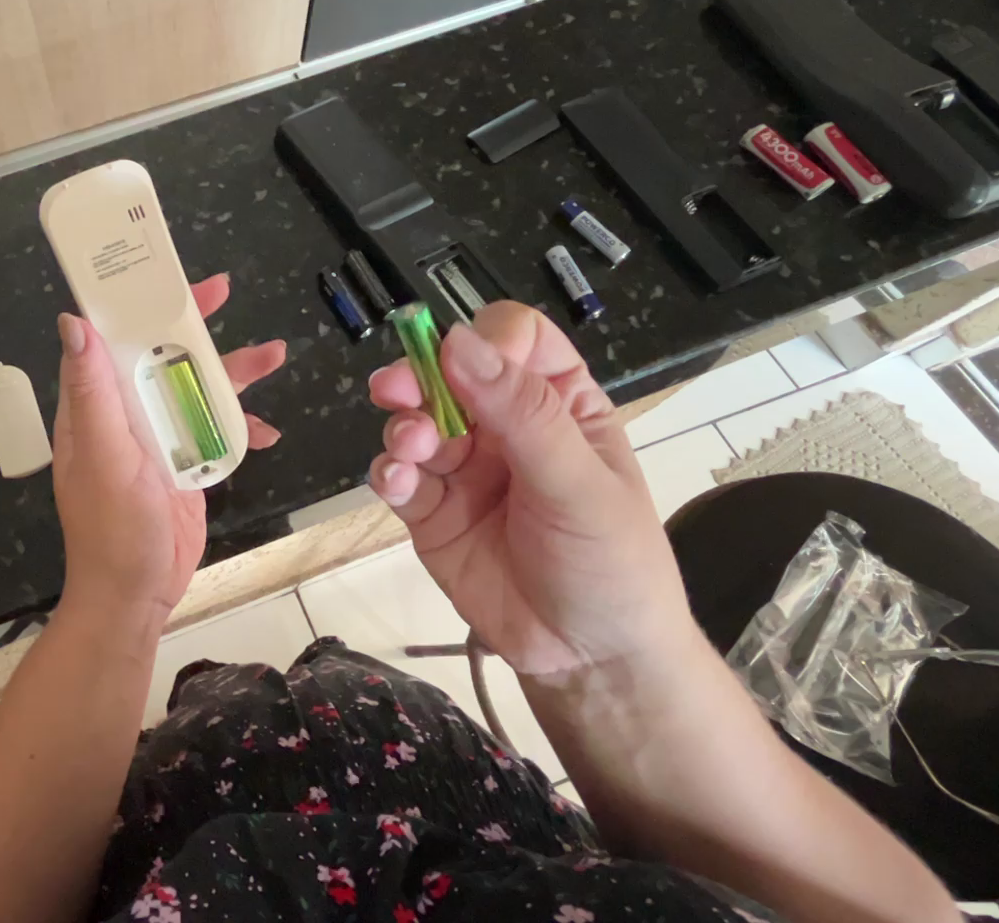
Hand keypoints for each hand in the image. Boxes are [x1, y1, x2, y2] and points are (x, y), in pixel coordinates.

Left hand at [52, 274, 286, 620]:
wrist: (138, 592)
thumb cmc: (114, 525)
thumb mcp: (102, 453)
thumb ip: (91, 391)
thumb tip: (74, 322)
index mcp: (95, 405)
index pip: (109, 339)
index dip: (131, 303)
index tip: (158, 274)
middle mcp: (124, 414)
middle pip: (158, 354)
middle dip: (189, 323)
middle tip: (222, 291)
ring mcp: (157, 438)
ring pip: (194, 387)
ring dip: (231, 371)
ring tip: (274, 354)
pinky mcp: (185, 462)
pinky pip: (215, 429)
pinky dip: (242, 426)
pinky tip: (268, 433)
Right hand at [366, 302, 698, 677]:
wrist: (586, 658)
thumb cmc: (610, 564)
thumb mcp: (579, 485)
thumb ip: (523, 412)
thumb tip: (459, 342)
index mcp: (557, 403)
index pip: (515, 341)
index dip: (486, 340)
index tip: (460, 359)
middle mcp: (503, 427)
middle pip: (447, 375)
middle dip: (418, 378)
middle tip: (395, 391)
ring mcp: (461, 468)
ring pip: (413, 422)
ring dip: (402, 427)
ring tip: (411, 451)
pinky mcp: (428, 510)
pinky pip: (396, 477)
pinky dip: (388, 473)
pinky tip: (397, 483)